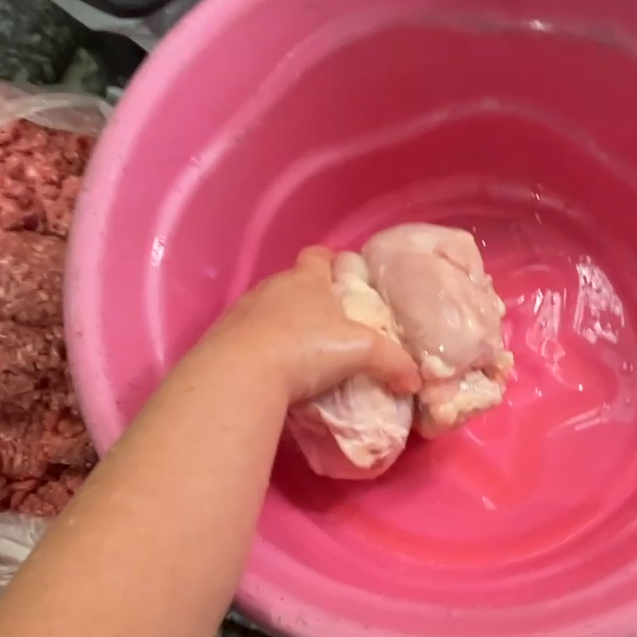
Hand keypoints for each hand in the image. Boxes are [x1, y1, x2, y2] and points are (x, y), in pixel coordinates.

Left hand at [200, 246, 420, 404]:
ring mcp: (243, 312)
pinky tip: (273, 374)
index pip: (319, 256)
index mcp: (306, 280)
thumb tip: (414, 380)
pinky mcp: (222, 339)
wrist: (241, 374)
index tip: (343, 280)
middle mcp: (272, 287)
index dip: (332, 264)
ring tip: (301, 356)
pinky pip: (248, 339)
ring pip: (268, 311)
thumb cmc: (306, 348)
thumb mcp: (361, 353)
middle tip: (330, 328)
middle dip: (309, 301)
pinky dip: (261, 351)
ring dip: (282, 327)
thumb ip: (391, 362)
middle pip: (293, 284)